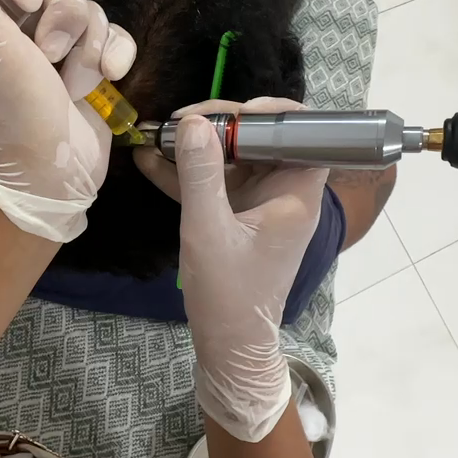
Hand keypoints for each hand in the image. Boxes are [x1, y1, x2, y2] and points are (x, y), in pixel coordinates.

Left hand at [0, 0, 135, 241]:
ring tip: (72, 86)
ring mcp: (60, 44)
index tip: (26, 0)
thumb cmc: (15, 114)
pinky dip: (115, 55)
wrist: (56, 175)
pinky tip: (110, 78)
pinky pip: (116, 32)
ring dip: (86, 48)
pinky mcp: (92, 63)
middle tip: (50, 56)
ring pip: (89, 6)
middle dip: (62, 17)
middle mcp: (20, 24)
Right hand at [161, 101, 328, 440]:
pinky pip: (218, 184)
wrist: (228, 345)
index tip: (232, 111)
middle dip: (223, 124)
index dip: (273, 114)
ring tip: (161, 134)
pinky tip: (151, 161)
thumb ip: (200, 176)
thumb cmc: (228, 293)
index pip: (306, 135)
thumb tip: (193, 122)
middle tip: (183, 120)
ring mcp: (260, 206)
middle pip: (264, 140)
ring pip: (236, 159)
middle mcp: (284, 193)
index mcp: (296, 194)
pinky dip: (190, 174)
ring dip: (200, 146)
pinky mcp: (238, 218)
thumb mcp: (208, 231)